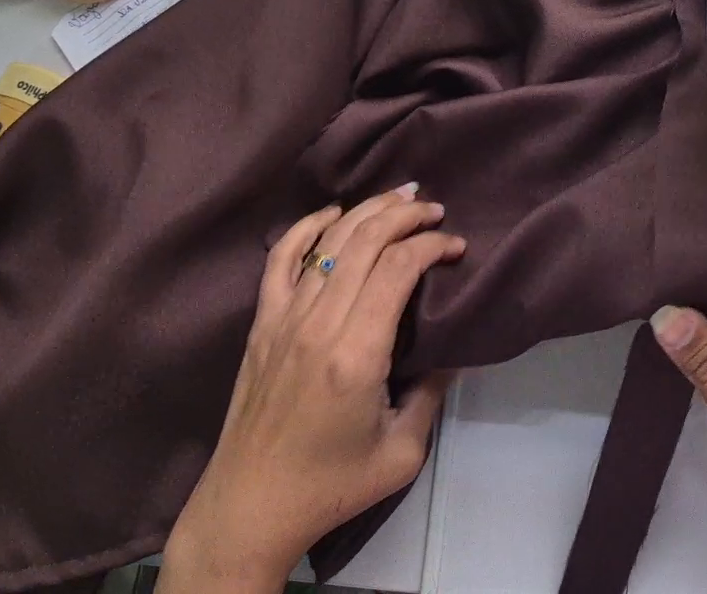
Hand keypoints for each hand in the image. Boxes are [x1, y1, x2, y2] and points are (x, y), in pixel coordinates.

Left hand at [157, 186, 465, 593]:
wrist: (249, 509)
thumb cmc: (331, 486)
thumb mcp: (402, 453)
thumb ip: (433, 393)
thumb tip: (451, 349)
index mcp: (356, 354)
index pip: (398, 268)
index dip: (433, 245)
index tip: (458, 247)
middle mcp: (318, 324)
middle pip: (365, 241)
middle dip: (407, 215)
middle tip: (437, 211)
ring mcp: (283, 319)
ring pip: (330, 242)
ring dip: (368, 211)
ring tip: (401, 197)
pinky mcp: (261, 324)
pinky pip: (280, 259)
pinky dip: (306, 227)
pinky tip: (332, 212)